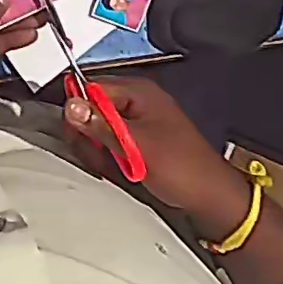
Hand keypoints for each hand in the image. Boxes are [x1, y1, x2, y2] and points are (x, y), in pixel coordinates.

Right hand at [64, 76, 252, 239]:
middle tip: (99, 152)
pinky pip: (110, 137)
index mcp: (139, 91)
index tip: (79, 132)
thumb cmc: (183, 168)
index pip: (90, 87)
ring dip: (99, 146)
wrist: (210, 196)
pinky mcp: (138, 135)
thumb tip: (72, 106)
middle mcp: (138, 99)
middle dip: (90, 132)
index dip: (80, 110)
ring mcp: (138, 118)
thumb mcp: (136, 145)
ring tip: (114, 162)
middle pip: (92, 106)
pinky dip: (109, 152)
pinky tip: (119, 165)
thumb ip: (101, 124)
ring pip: (98, 125)